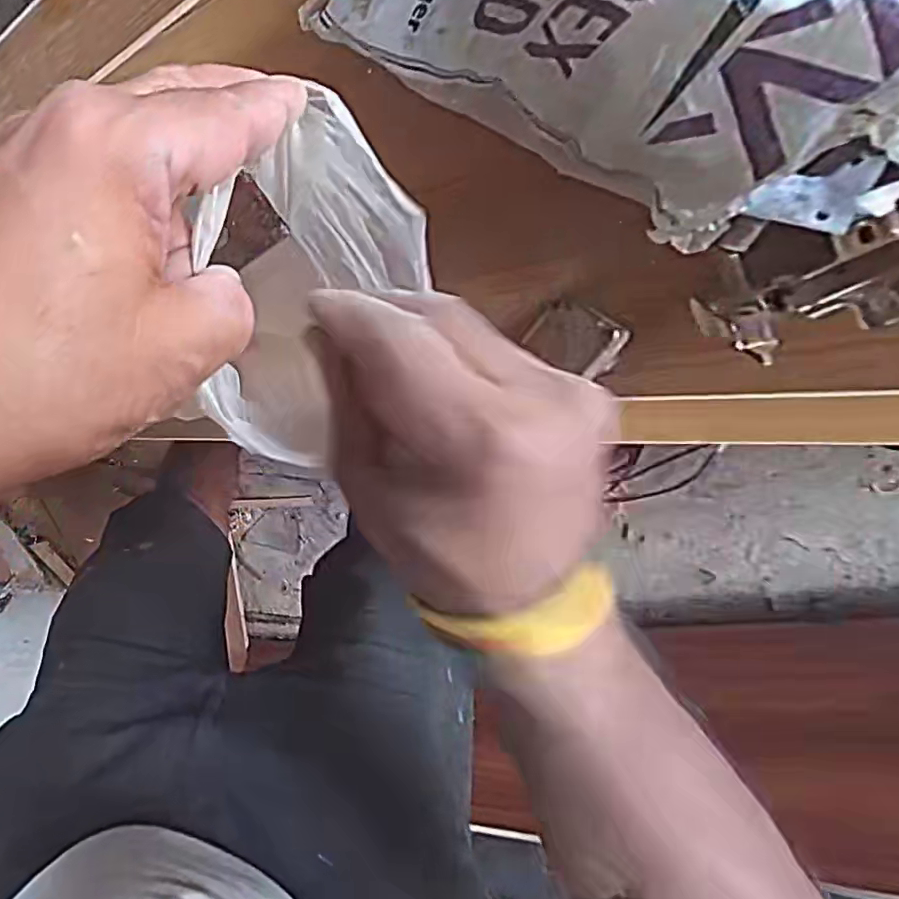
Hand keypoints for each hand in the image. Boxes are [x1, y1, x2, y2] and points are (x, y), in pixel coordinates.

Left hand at [0, 65, 306, 505]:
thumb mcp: (175, 350)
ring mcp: (5, 162)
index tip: (299, 108)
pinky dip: (105, 192)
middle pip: (162, 108)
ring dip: (155, 168)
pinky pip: (66, 175)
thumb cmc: (43, 385)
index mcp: (113, 145)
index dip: (272, 116)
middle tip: (258, 132)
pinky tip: (117, 235)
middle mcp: (52, 129)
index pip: (223, 114)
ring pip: (110, 142)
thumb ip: (229, 299)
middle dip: (215, 119)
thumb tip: (214, 281)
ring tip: (186, 217)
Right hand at [309, 289, 616, 616]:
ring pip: (469, 324)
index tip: (315, 304)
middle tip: (338, 318)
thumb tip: (329, 341)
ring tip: (374, 343)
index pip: (401, 340)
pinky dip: (448, 346)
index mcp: (478, 434)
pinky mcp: (584, 388)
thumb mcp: (365, 482)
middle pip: (442, 316)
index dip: (351, 314)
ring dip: (412, 326)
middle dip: (380, 310)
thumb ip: (348, 403)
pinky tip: (423, 366)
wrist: (531, 594)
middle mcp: (539, 398)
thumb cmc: (433, 552)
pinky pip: (496, 345)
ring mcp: (571, 389)